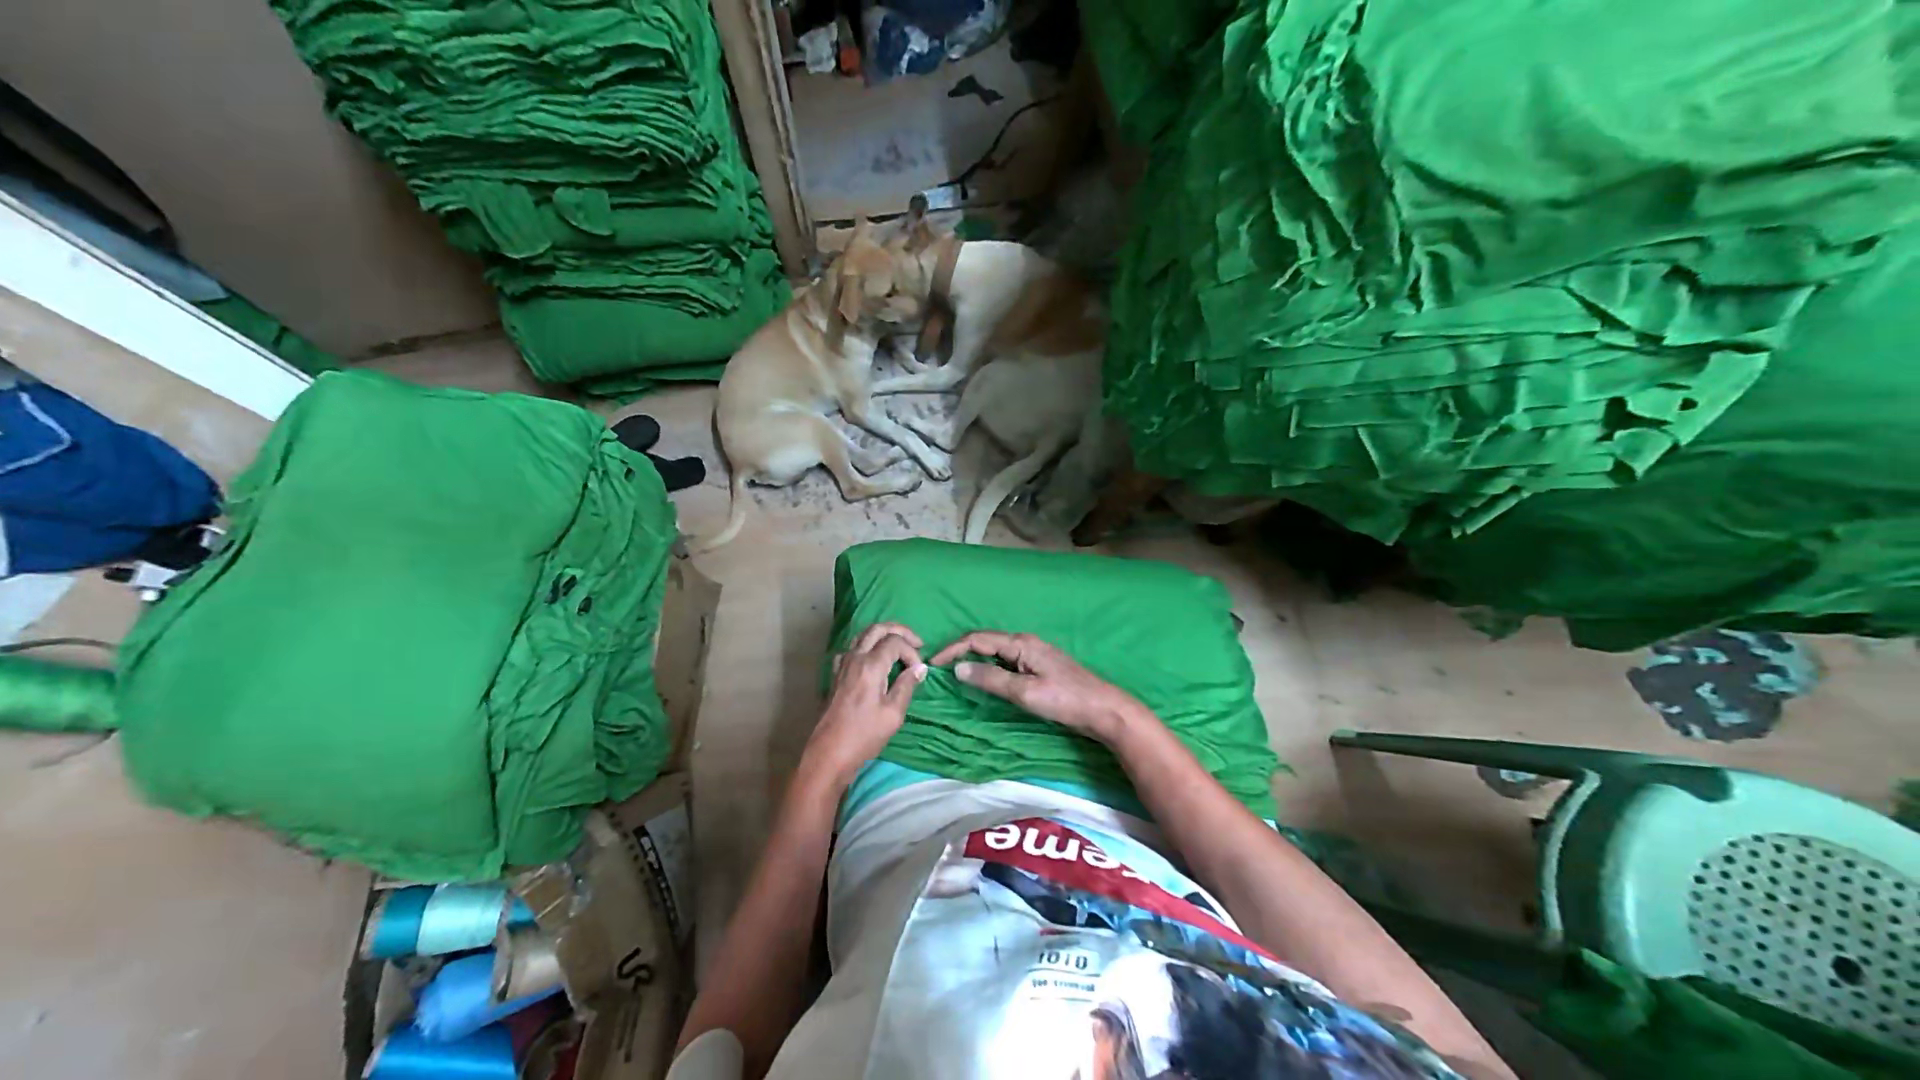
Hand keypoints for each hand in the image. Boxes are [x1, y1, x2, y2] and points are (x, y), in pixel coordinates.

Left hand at [805, 622, 927, 784]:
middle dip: (900, 631)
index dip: (912, 651)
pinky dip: (866, 647)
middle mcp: (854, 658)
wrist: (829, 752)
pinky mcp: (835, 674)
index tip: (919, 671)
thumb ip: (906, 686)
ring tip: (899, 647)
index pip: (895, 642)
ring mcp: (842, 664)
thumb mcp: (893, 714)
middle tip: (916, 642)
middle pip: (877, 629)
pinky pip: (852, 649)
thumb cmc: (864, 735)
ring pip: (863, 635)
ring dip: (883, 635)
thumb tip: (919, 668)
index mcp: (870, 665)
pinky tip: (873, 661)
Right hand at [930, 631, 1148, 742]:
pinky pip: (1007, 661)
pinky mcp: (1040, 667)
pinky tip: (985, 680)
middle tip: (940, 668)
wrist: (1105, 710)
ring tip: (956, 674)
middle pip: (986, 641)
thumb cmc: (1066, 701)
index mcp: (1021, 643)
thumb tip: (959, 669)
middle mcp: (1026, 643)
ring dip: (975, 659)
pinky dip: (990, 667)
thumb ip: (991, 679)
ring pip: (996, 651)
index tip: (933, 663)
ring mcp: (1034, 654)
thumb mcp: (1025, 693)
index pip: (978, 638)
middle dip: (961, 651)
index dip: (953, 649)